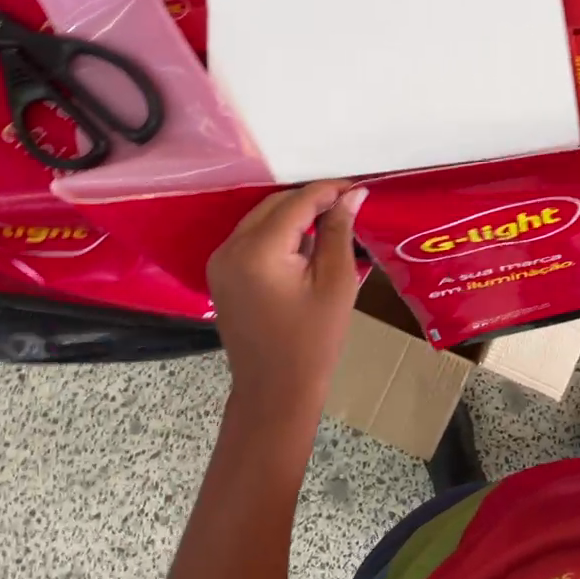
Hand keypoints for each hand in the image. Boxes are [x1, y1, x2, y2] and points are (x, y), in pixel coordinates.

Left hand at [208, 180, 365, 401]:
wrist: (275, 390)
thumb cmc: (313, 340)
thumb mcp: (335, 282)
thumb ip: (339, 232)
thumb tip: (352, 194)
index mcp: (258, 250)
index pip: (297, 202)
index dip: (329, 191)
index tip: (358, 188)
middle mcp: (231, 248)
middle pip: (275, 205)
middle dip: (311, 200)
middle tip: (348, 205)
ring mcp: (221, 261)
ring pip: (262, 218)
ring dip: (294, 215)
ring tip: (332, 223)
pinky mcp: (222, 274)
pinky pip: (252, 238)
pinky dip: (278, 233)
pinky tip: (305, 245)